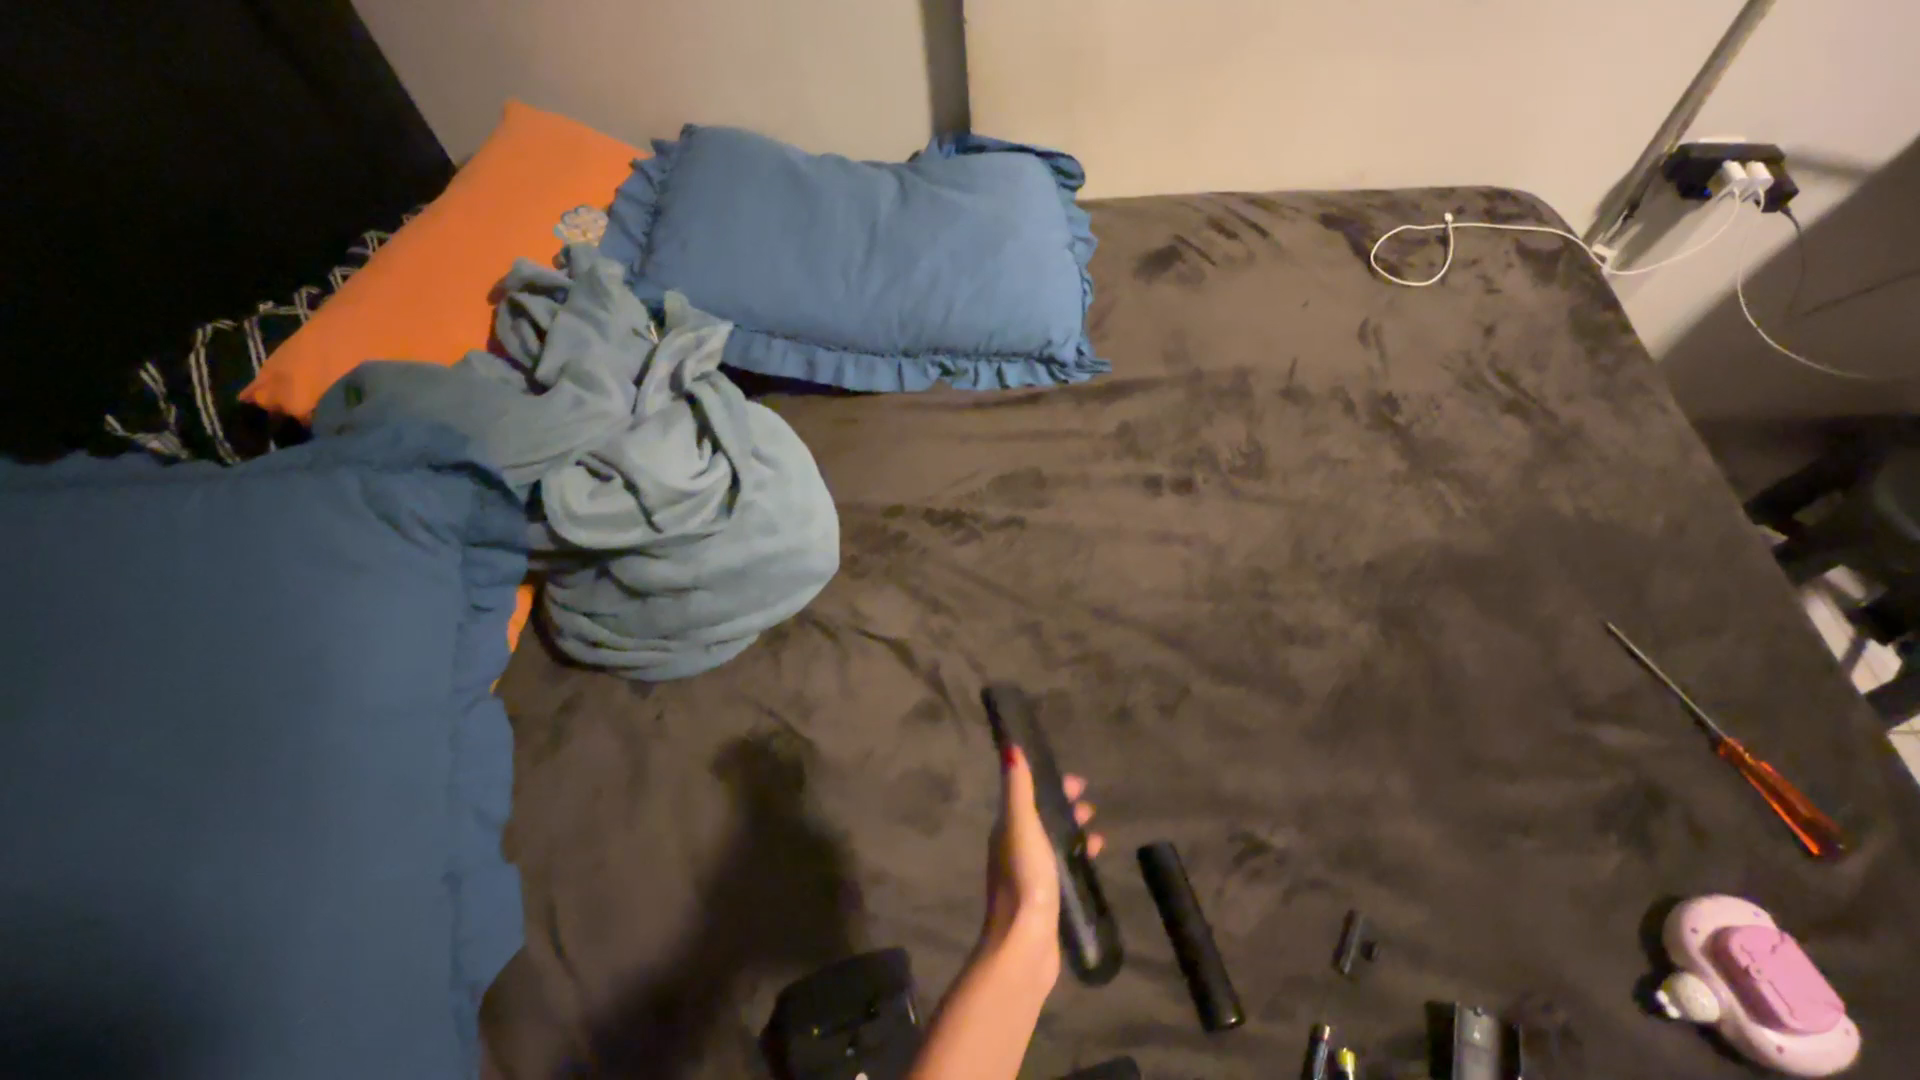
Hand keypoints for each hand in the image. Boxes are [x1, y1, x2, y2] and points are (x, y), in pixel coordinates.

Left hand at [982, 746, 1102, 973]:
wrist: (1025, 943)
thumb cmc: (1025, 879)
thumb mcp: (1021, 825)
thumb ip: (1018, 789)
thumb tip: (1010, 747)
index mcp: (1006, 830)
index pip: (1028, 796)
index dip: (1050, 784)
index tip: (1078, 782)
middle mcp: (1014, 850)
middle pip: (1041, 820)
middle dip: (1064, 808)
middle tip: (1091, 806)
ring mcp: (1030, 877)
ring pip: (1053, 844)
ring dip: (1073, 834)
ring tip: (1097, 835)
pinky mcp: (1046, 900)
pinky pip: (1063, 868)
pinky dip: (1077, 859)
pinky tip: (1094, 864)